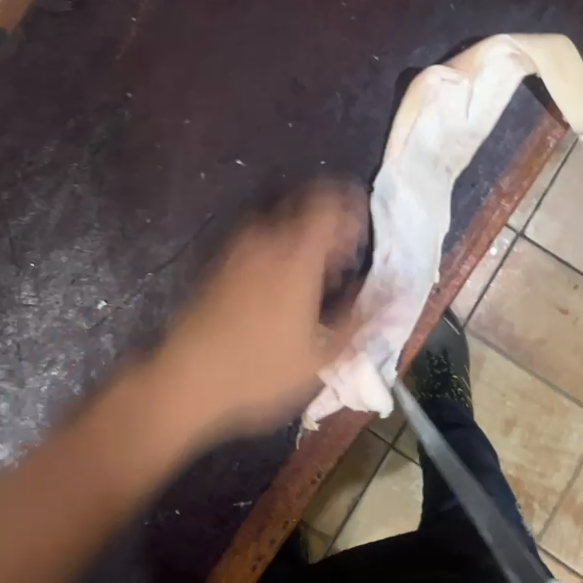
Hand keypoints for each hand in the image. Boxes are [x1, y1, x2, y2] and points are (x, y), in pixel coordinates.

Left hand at [147, 183, 366, 442]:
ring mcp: (238, 248)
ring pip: (281, 223)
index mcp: (297, 253)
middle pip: (306, 206)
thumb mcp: (322, 356)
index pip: (331, 202)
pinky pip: (259, 239)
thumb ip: (363, 318)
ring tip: (317, 277)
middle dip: (331, 225)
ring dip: (304, 238)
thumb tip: (397, 294)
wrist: (185, 380)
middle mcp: (267, 239)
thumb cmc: (260, 372)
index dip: (353, 209)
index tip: (363, 236)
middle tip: (344, 259)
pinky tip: (282, 288)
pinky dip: (279, 249)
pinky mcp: (219, 264)